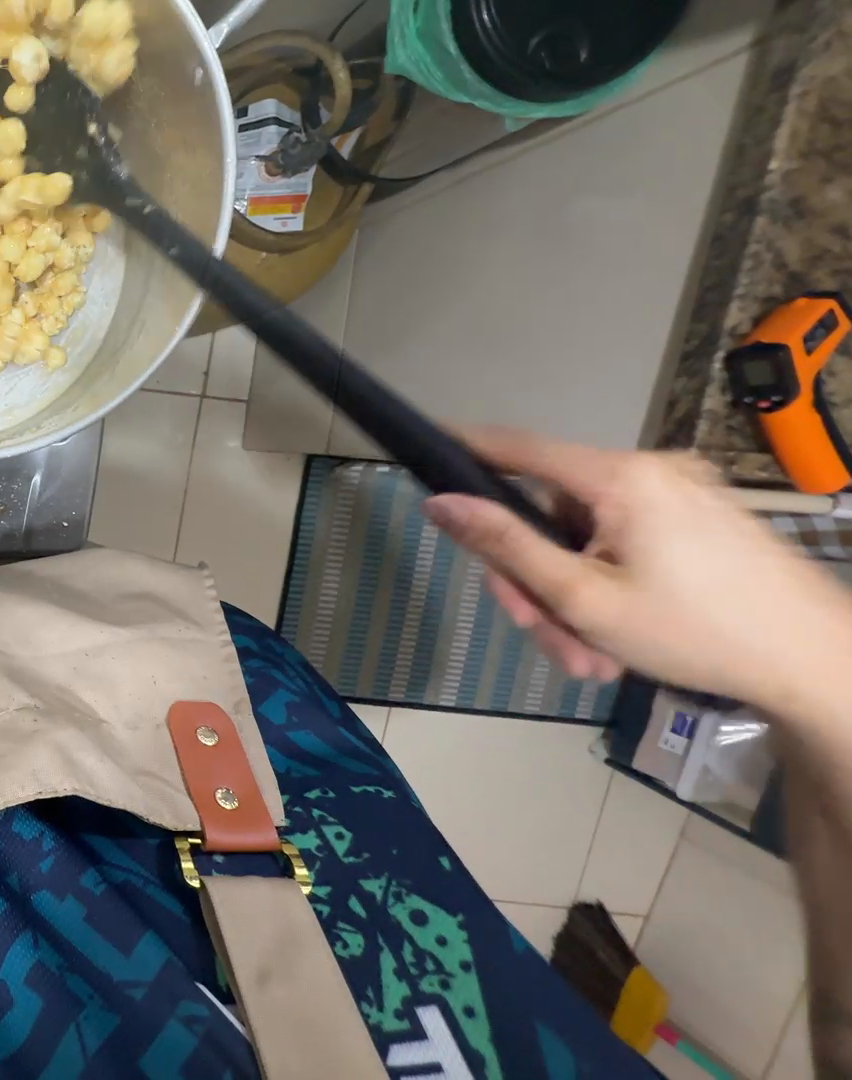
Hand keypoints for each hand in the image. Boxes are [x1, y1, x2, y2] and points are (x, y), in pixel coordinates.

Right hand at [421, 428, 851, 712]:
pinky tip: (610, 639)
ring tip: (587, 655)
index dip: (463, 445)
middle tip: (541, 634)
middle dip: (531, 580)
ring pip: (576, 541)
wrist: (825, 670)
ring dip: (566, 599)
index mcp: (620, 479)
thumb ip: (504, 544)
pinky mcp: (695, 522)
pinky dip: (599, 590)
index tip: (422, 441)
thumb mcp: (580, 595)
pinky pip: (615, 547)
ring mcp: (676, 498)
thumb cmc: (696, 631)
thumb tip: (439, 502)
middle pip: (544, 515)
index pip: (517, 447)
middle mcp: (648, 475)